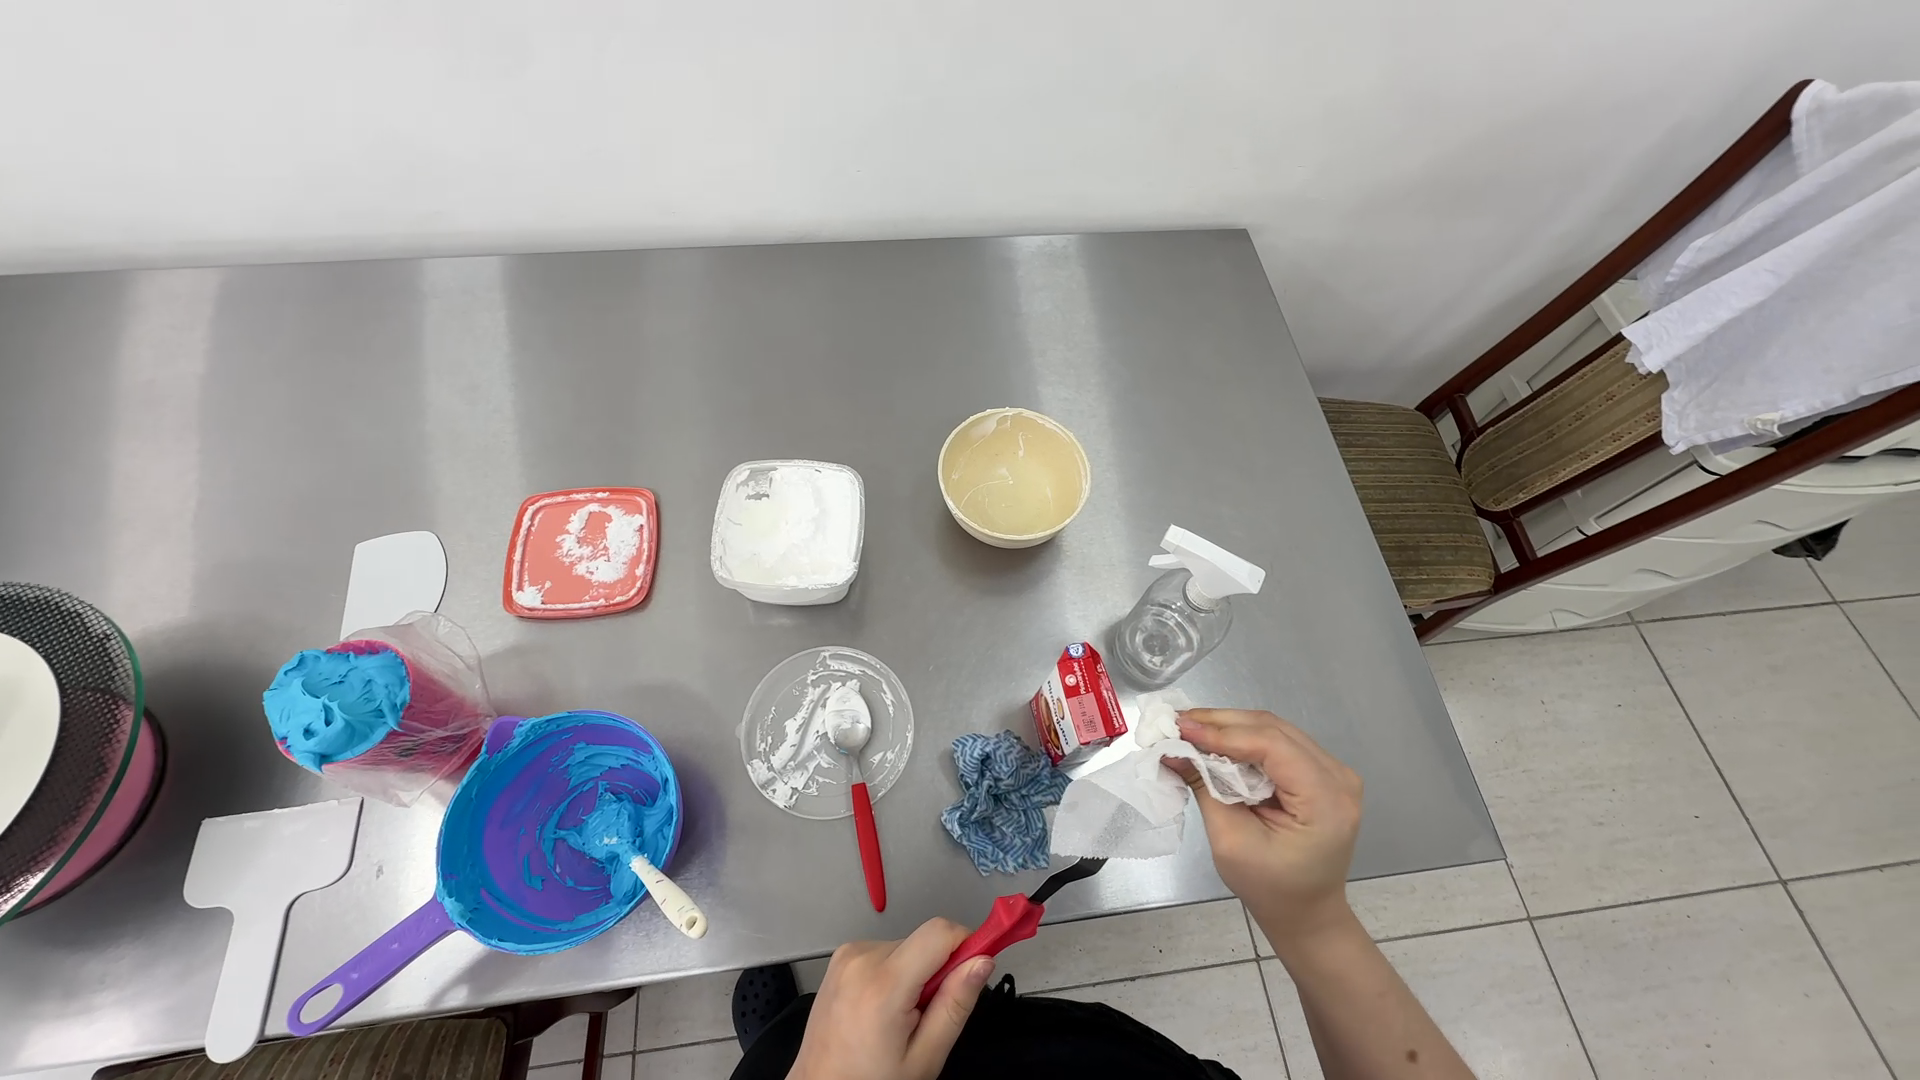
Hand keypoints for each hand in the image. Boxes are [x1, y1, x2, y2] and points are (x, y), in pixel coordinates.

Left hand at [787, 918, 994, 1079]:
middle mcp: (862, 958)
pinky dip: (894, 972)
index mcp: (883, 984)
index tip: (981, 961)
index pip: (940, 931)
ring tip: (901, 1016)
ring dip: (915, 972)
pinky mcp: (842, 957)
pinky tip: (882, 1007)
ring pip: (907, 945)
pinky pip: (885, 951)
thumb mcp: (925, 1057)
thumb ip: (956, 1004)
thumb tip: (983, 960)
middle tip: (930, 1013)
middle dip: (938, 969)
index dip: (967, 942)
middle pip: (924, 940)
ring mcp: (848, 954)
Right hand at [1171, 709, 1362, 949]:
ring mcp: (1332, 771)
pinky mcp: (1319, 772)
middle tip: (1177, 723)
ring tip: (1189, 727)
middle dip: (1221, 722)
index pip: (1272, 746)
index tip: (1180, 728)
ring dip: (1229, 726)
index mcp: (1326, 800)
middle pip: (1273, 730)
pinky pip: (1277, 741)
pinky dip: (1242, 737)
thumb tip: (1170, 750)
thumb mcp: (1230, 841)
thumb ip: (1205, 789)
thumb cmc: (1270, 887)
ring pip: (1273, 729)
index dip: (1223, 733)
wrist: (1306, 912)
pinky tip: (1214, 739)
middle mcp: (1337, 777)